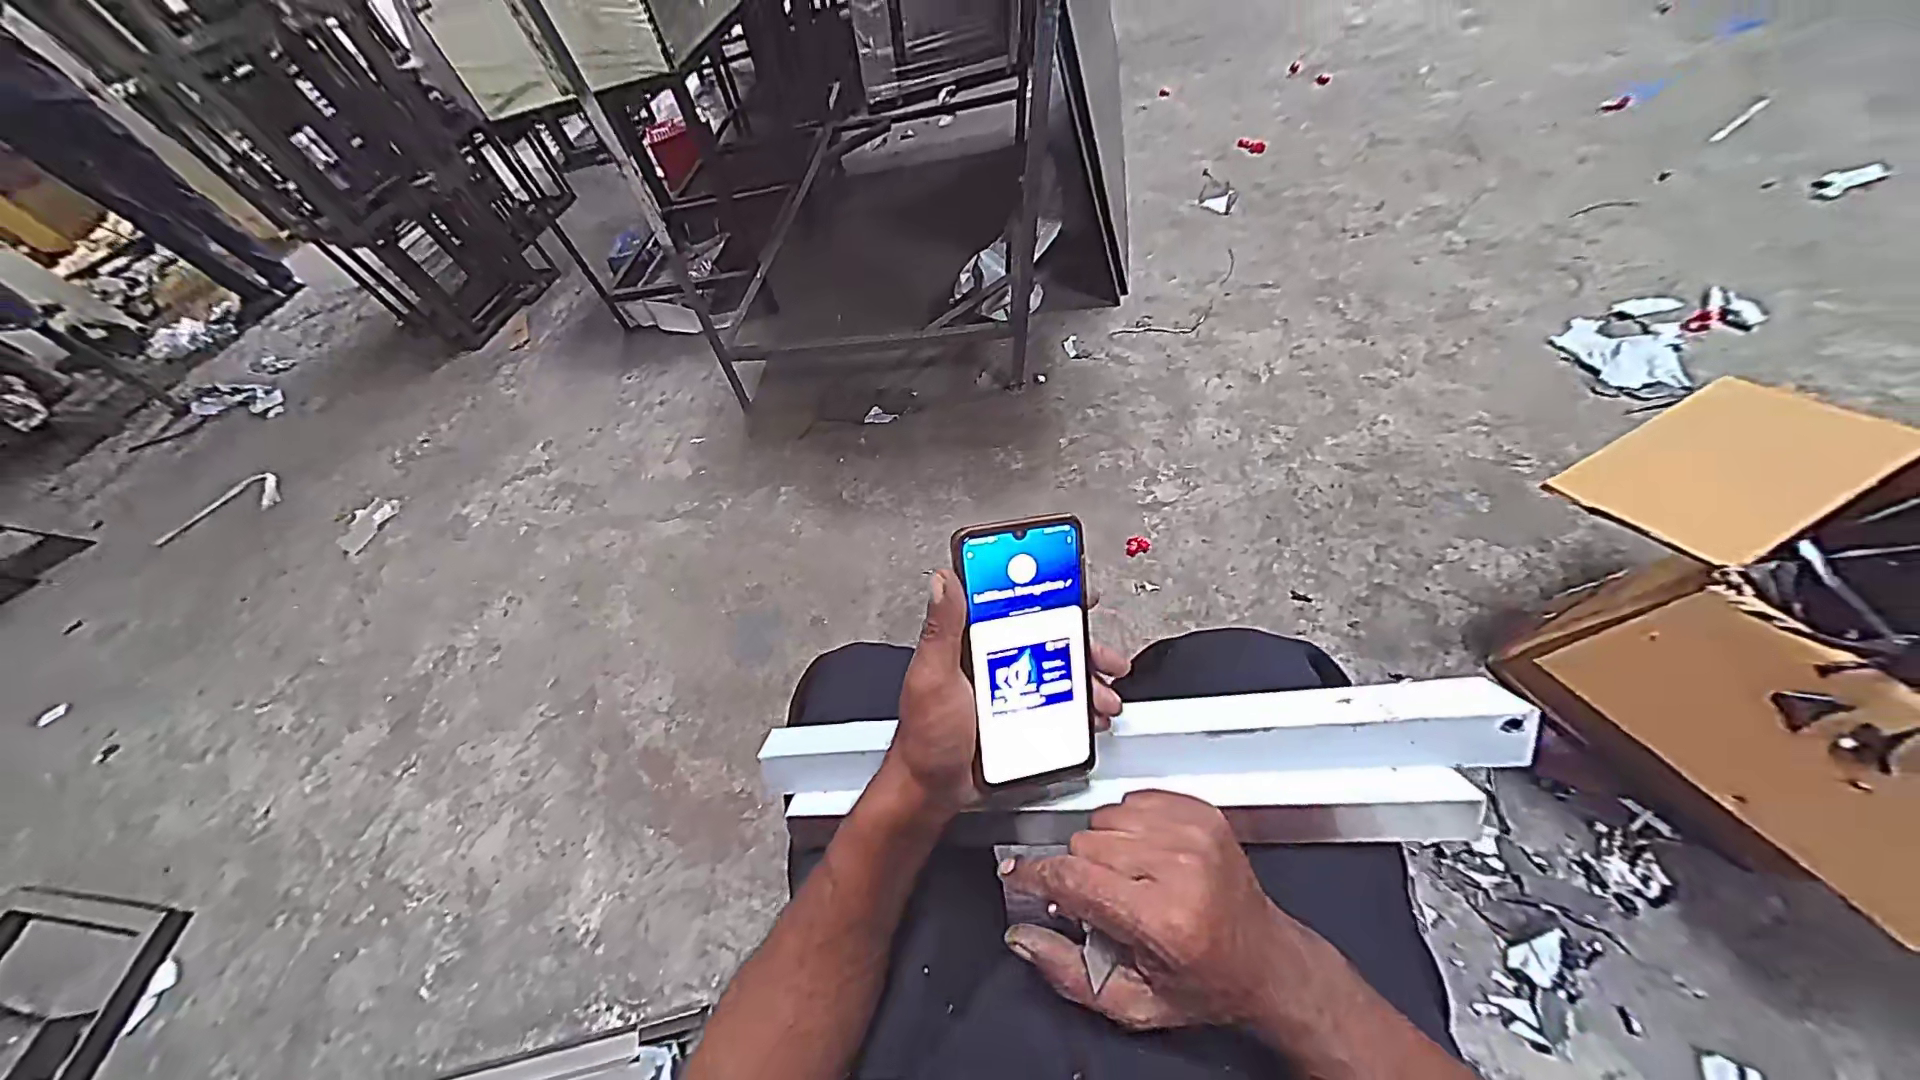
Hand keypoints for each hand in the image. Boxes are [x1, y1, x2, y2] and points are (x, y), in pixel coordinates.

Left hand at [883, 568, 1130, 817]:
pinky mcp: (1018, 710)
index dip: (1039, 588)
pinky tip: (1091, 713)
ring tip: (1103, 693)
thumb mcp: (934, 677)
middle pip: (1043, 635)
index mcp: (967, 641)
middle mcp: (989, 657)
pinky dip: (1080, 704)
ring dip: (1087, 676)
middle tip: (1102, 653)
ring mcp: (1007, 685)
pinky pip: (1056, 699)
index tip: (1069, 582)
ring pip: (1056, 668)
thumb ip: (941, 629)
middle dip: (1080, 640)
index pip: (1007, 600)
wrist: (933, 789)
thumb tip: (944, 582)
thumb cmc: (925, 737)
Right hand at [999, 791, 1331, 1031]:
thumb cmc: (1206, 982)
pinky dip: (1130, 823)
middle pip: (1085, 843)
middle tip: (1108, 899)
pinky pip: (1131, 798)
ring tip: (1132, 876)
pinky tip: (1148, 853)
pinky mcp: (1200, 811)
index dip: (1037, 875)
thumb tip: (1022, 936)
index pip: (1074, 877)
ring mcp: (1194, 832)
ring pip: (1105, 817)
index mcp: (1165, 919)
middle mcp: (1181, 867)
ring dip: (1107, 845)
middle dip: (1082, 871)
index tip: (1018, 873)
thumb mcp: (1135, 1003)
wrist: (1267, 961)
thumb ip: (1068, 972)